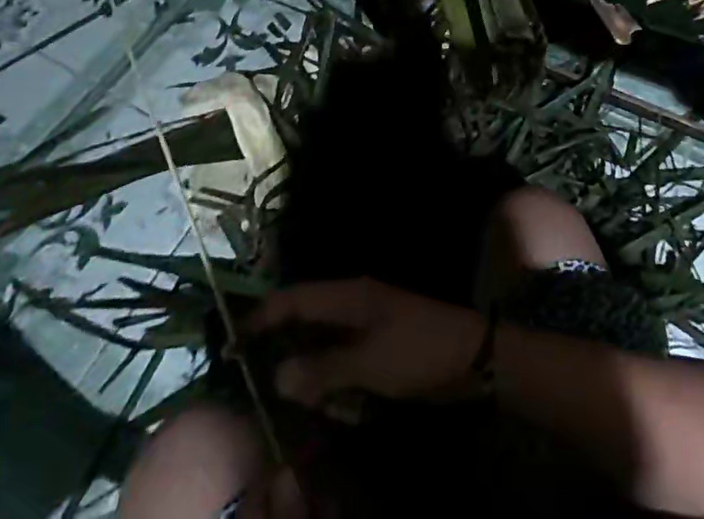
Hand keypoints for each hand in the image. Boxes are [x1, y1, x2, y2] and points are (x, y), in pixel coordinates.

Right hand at [247, 278, 487, 408]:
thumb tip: (278, 376)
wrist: (473, 358)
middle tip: (294, 396)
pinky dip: (344, 389)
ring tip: (341, 404)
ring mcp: (367, 328)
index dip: (259, 319)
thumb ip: (319, 370)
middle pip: (304, 330)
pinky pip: (344, 369)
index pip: (292, 299)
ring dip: (323, 384)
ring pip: (322, 356)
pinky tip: (359, 406)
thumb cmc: (418, 351)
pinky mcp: (378, 350)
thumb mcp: (366, 362)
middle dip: (294, 365)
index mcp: (349, 296)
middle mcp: (354, 306)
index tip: (230, 348)